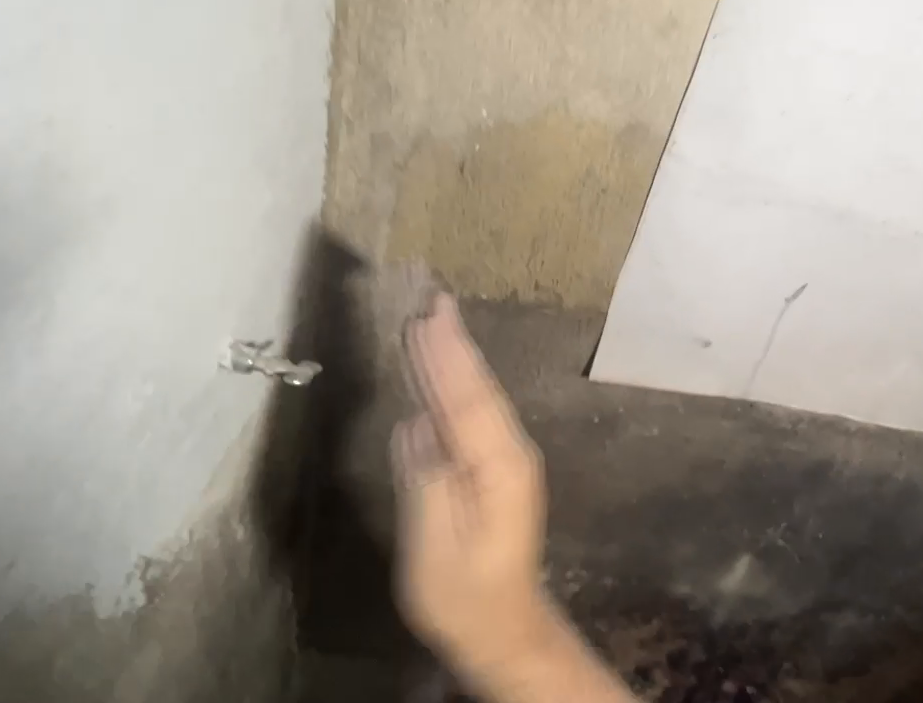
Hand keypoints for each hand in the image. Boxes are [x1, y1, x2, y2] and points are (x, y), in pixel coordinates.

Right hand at [391, 293, 553, 677]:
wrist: (503, 622)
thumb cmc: (465, 594)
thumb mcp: (437, 547)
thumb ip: (427, 481)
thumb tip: (415, 425)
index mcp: (499, 464)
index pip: (467, 399)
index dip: (447, 356)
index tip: (431, 315)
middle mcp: (507, 449)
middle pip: (474, 388)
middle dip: (452, 344)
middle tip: (435, 300)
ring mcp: (501, 456)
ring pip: (472, 398)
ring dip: (452, 360)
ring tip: (432, 323)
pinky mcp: (491, 467)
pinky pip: (467, 418)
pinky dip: (450, 391)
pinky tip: (434, 377)